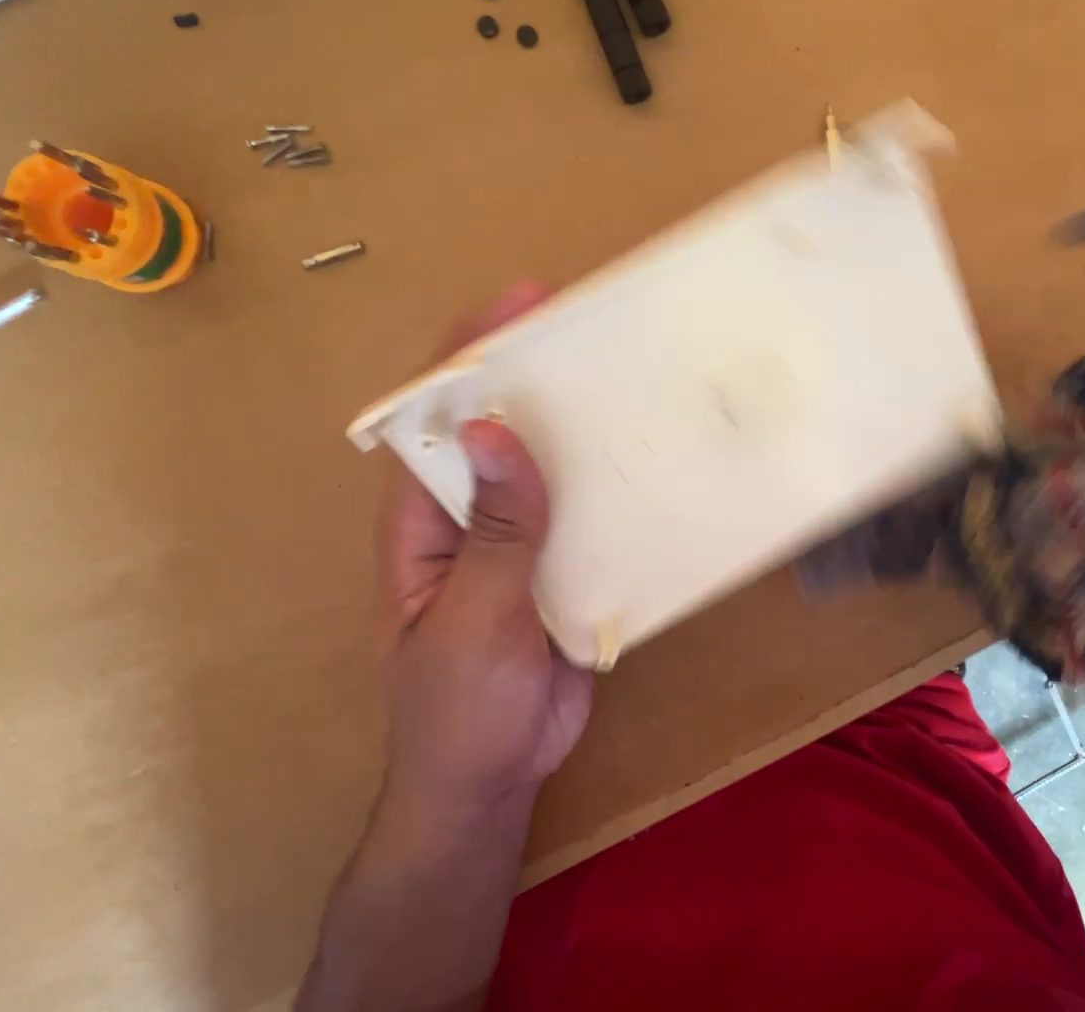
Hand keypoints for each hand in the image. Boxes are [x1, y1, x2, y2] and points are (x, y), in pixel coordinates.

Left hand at [374, 284, 593, 816]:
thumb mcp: (472, 620)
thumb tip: (500, 431)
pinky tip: (660, 463)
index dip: (473, 355)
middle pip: (503, 429)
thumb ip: (493, 532)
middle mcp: (472, 516)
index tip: (525, 303)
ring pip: (552, 468)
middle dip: (543, 377)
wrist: (493, 780)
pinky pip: (590, 514)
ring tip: (643, 382)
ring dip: (588, 428)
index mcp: (424, 520)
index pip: (438, 419)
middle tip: (605, 329)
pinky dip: (618, 486)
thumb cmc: (457, 709)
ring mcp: (521, 542)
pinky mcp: (565, 568)